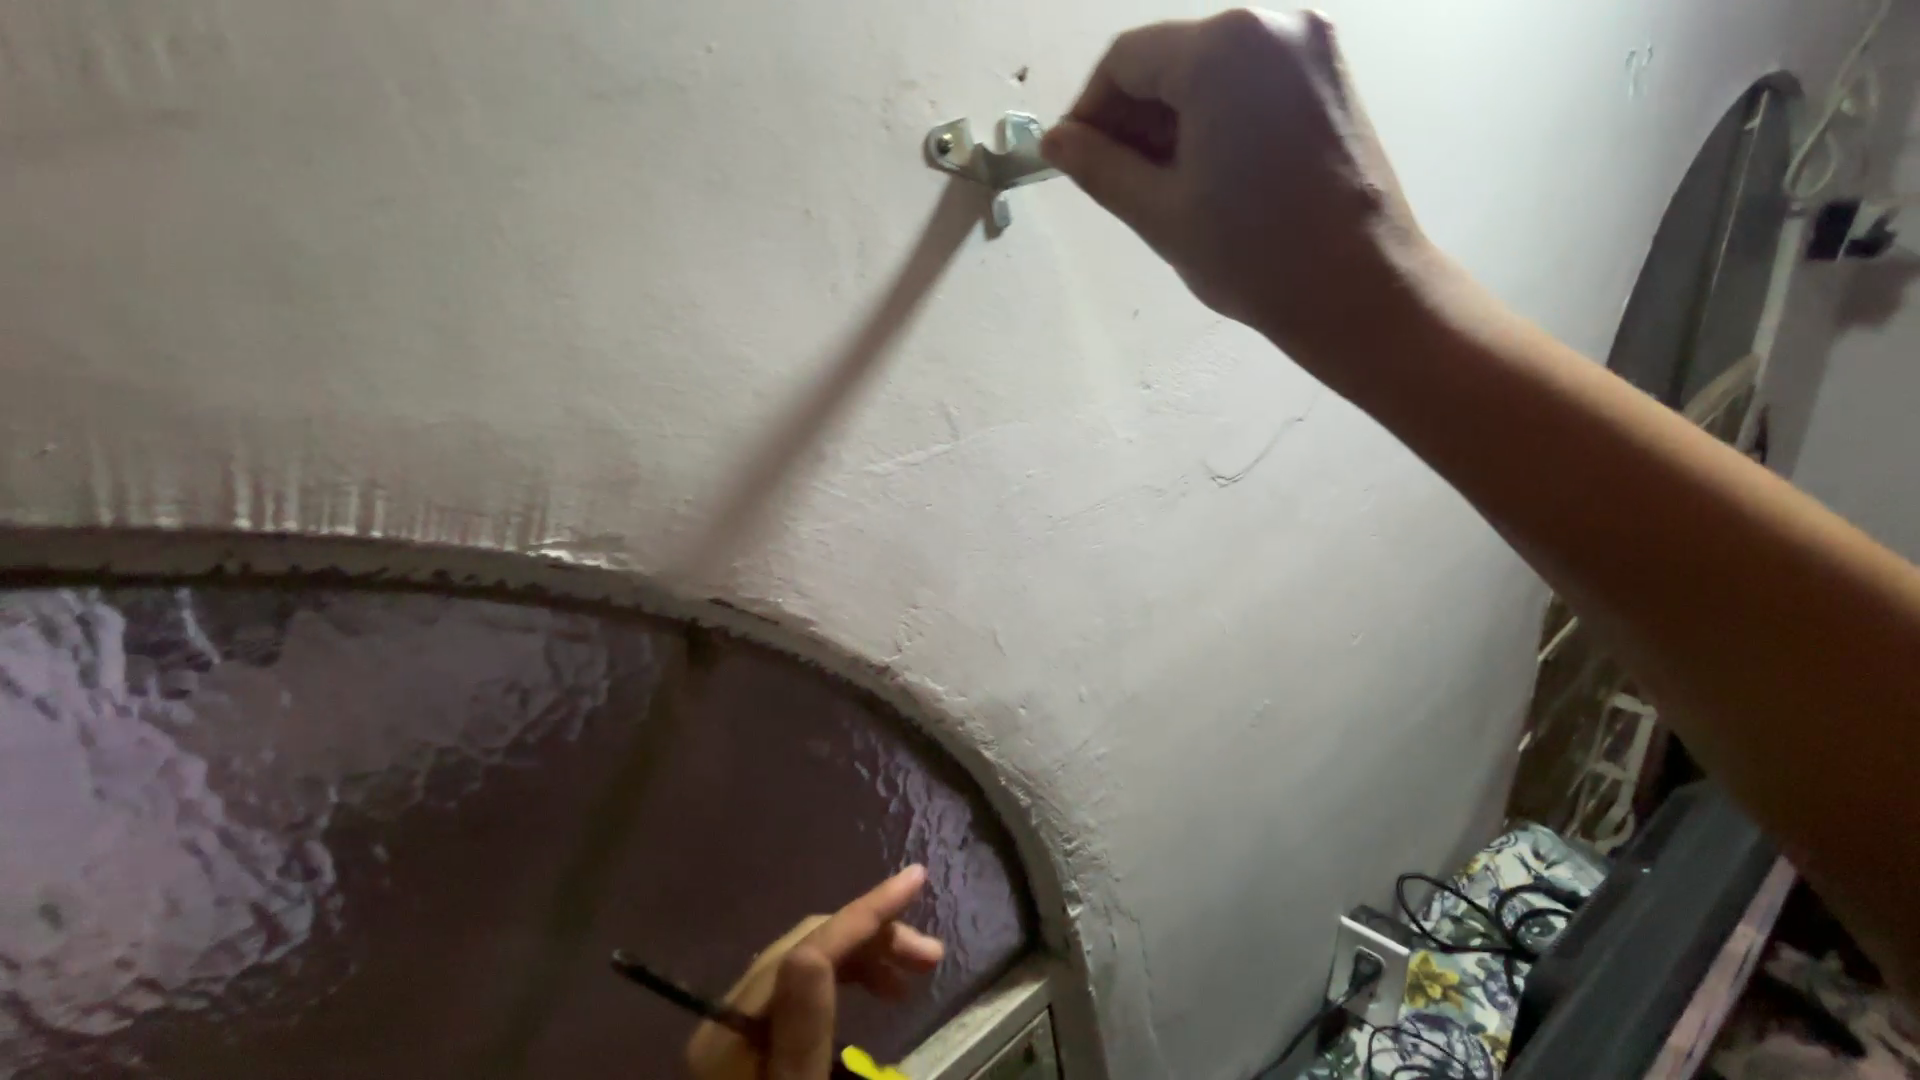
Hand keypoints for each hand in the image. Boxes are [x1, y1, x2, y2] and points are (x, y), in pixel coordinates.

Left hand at [686, 866, 945, 1079]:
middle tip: (930, 958)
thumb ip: (804, 1030)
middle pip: (809, 944)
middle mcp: (728, 1014)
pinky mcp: (756, 1039)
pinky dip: (847, 976)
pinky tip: (877, 990)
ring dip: (865, 955)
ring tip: (913, 974)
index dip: (865, 911)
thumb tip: (819, 950)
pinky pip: (805, 984)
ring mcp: (740, 1025)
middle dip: (874, 936)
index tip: (916, 881)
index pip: (807, 947)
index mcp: (731, 1030)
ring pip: (810, 959)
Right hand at [1043, 9, 1438, 357]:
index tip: (1075, 160)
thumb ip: (1098, 167)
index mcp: (1222, 49)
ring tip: (1163, 185)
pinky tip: (1207, 171)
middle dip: (1133, 116)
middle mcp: (1271, 24)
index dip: (1089, 109)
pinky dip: (1215, 116)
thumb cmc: (1252, 255)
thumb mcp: (1158, 212)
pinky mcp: (1330, 75)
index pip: (1126, 59)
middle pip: (1171, 58)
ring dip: (1172, 119)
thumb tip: (1054, 141)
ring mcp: (1310, 46)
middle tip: (1116, 180)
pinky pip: (1250, 81)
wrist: (1358, 289)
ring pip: (1210, 71)